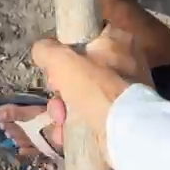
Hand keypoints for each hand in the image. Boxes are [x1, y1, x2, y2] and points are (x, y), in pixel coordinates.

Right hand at [29, 26, 152, 160]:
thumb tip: (41, 51)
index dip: (64, 49)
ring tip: (60, 122)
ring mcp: (126, 91)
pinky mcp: (124, 117)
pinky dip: (77, 124)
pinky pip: (93, 115)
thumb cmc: (96, 88)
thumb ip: (46, 50)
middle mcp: (127, 62)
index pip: (86, 35)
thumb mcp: (62, 60)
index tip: (55, 66)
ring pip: (84, 95)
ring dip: (64, 109)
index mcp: (119, 40)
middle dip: (60, 87)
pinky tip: (64, 134)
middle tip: (56, 96)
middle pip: (81, 69)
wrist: (126, 133)